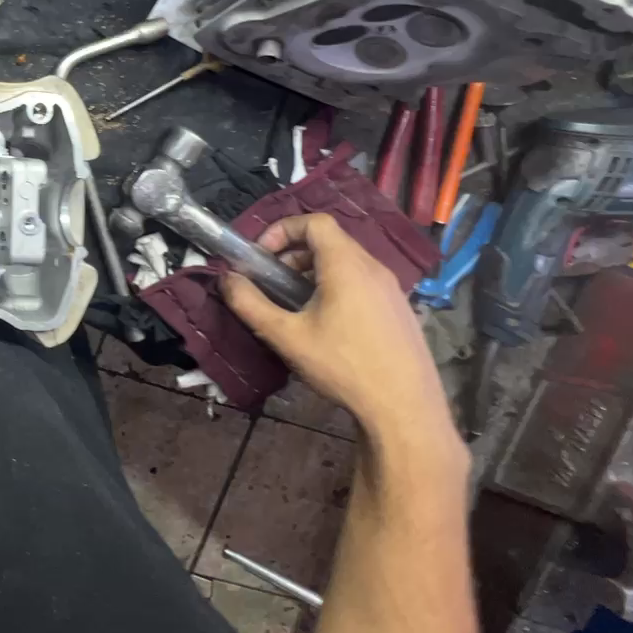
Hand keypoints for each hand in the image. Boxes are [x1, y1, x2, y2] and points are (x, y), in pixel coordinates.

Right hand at [222, 214, 459, 452]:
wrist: (406, 411)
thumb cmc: (343, 366)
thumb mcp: (285, 336)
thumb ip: (249, 303)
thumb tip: (226, 279)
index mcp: (347, 266)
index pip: (315, 221)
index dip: (282, 229)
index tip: (263, 256)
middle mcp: (374, 269)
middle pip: (330, 239)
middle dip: (293, 252)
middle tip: (272, 281)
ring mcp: (392, 290)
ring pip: (346, 261)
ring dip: (313, 270)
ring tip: (295, 302)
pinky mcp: (400, 310)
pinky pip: (362, 281)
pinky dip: (336, 285)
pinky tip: (326, 323)